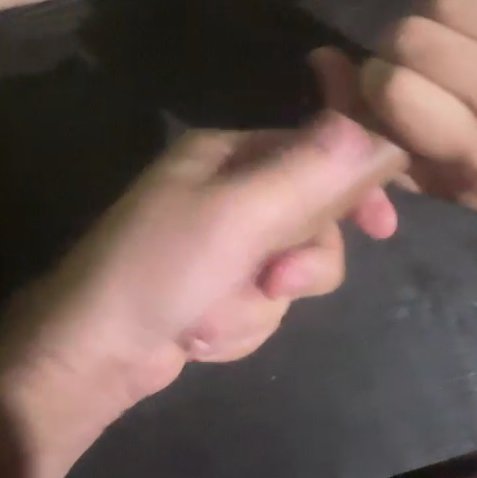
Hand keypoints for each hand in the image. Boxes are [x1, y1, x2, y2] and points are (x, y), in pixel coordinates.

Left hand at [0, 116, 401, 474]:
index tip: (381, 223)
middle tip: (276, 283)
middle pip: (308, 216)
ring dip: (259, 300)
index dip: (350, 181)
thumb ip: (308, 173)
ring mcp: (220, 241)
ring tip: (212, 316)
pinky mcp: (215, 287)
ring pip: (289, 267)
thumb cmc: (162, 266)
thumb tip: (371, 126)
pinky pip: (260, 300)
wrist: (94, 351)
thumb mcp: (239, 215)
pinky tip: (200, 334)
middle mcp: (225, 187)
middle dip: (295, 260)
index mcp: (226, 152)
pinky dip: (240, 322)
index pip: (311, 148)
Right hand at [312, 0, 476, 212]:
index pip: (393, 87)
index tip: (391, 88)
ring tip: (457, 40)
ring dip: (437, 16)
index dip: (377, 81)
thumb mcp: (428, 172)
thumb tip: (322, 57)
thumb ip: (367, 122)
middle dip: (400, 44)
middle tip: (421, 61)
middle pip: (413, 33)